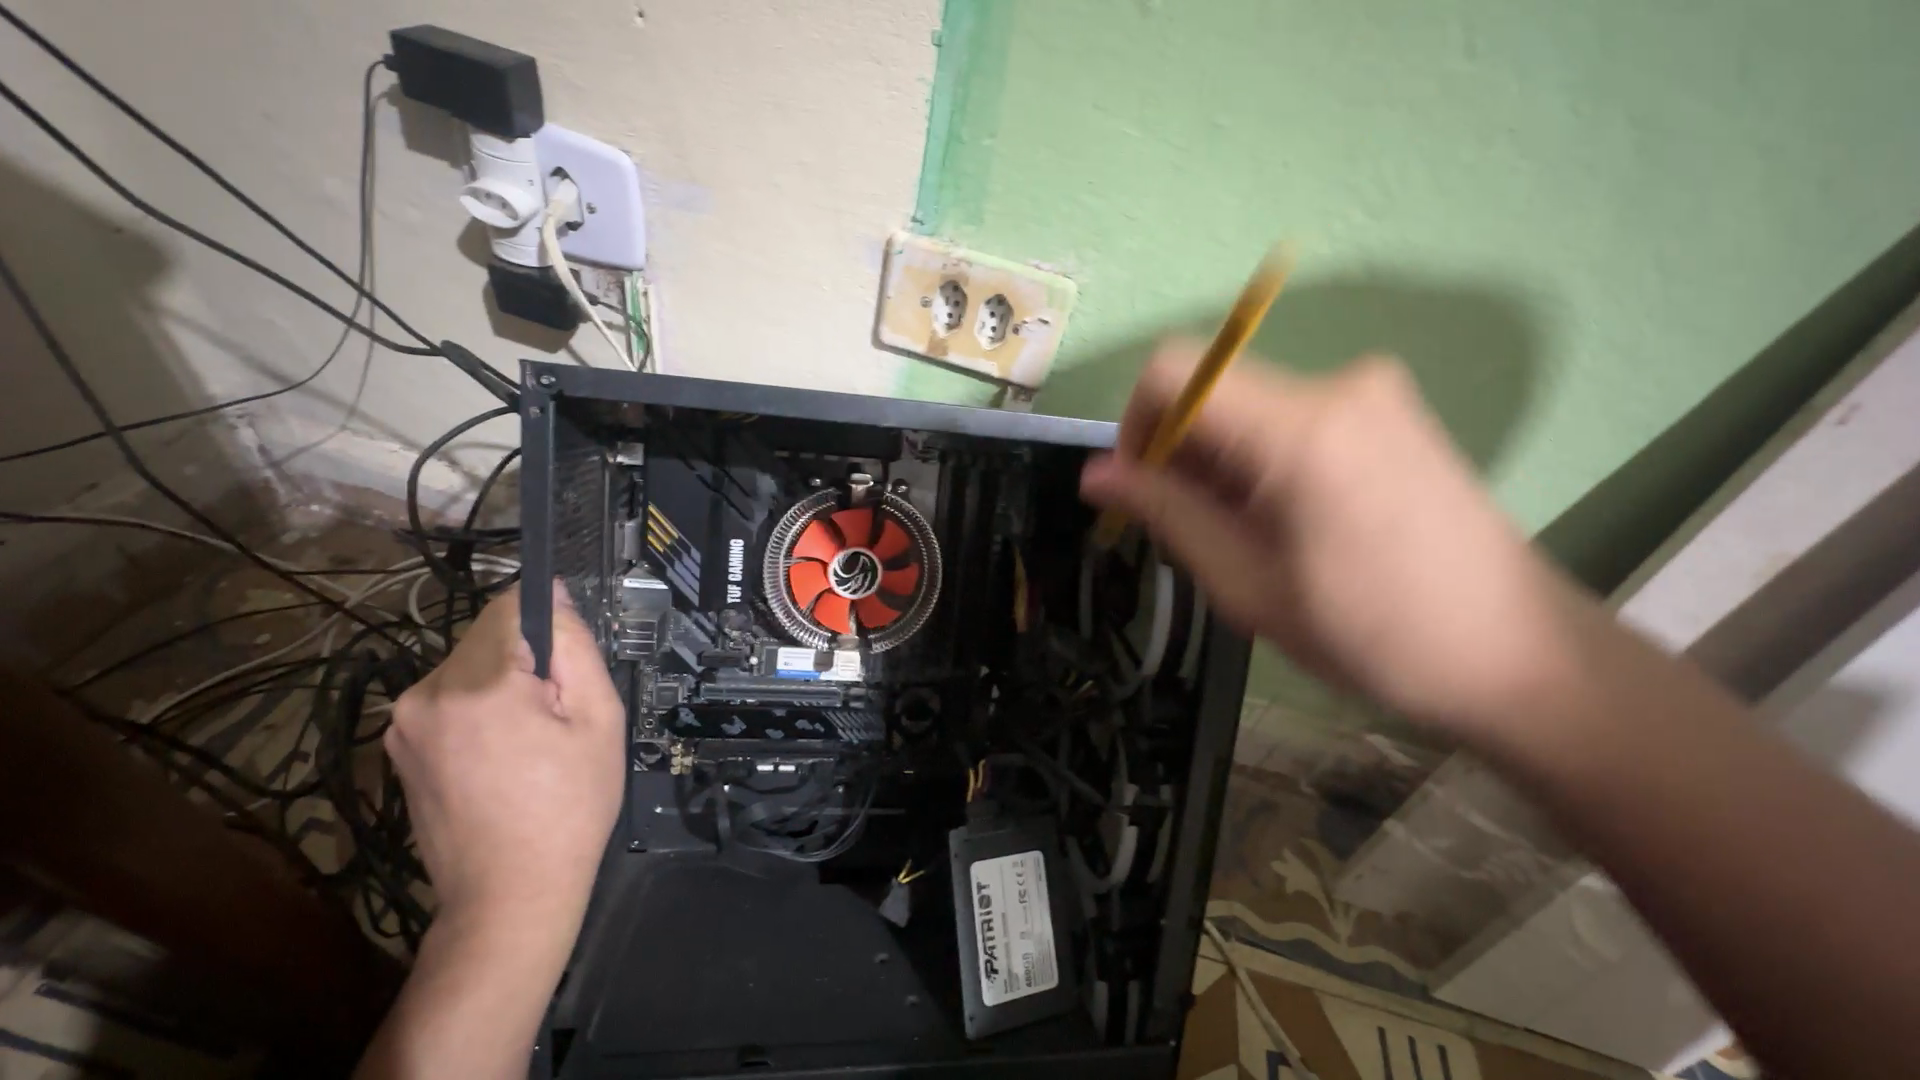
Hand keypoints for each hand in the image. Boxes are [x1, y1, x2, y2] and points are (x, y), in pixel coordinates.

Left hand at [385, 581, 623, 940]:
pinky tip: (501, 759)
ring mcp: (402, 724)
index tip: (571, 661)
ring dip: (502, 687)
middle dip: (527, 661)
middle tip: (558, 718)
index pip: (510, 606)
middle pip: (488, 639)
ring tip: (530, 744)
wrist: (509, 894)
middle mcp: (425, 693)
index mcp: (478, 683)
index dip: (550, 620)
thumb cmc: (570, 806)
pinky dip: (478, 713)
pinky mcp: (398, 749)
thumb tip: (554, 599)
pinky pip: (448, 703)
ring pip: (468, 670)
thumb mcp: (599, 719)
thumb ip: (576, 648)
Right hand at [1080, 341, 1576, 736]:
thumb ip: (1168, 514)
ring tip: (1249, 539)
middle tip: (1195, 534)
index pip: (1173, 371)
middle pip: (1213, 388)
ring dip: (1223, 461)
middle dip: (1182, 453)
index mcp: (1300, 426)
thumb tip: (1095, 475)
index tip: (1142, 491)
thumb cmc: (1374, 634)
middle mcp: (1339, 384)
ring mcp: (1376, 392)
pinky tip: (1290, 521)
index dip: (1135, 423)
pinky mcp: (1395, 412)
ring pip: (1251, 405)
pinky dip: (1264, 458)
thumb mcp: (1248, 586)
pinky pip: (1294, 416)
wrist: (1520, 655)